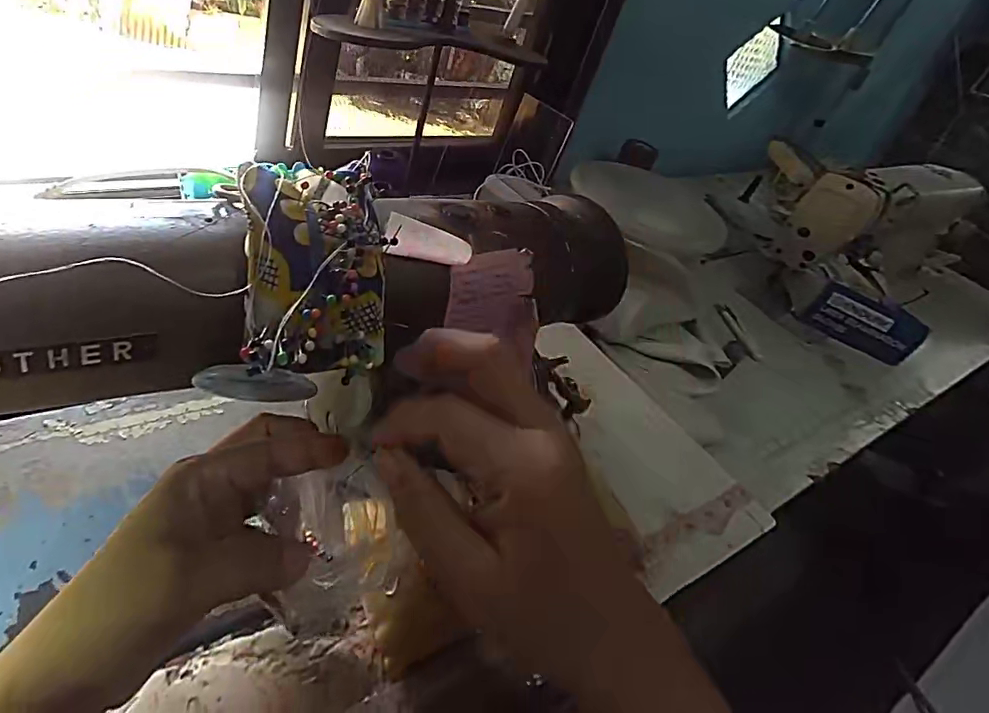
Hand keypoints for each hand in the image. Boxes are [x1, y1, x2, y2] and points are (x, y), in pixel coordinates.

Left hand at [0, 413, 346, 712]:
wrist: (71, 662)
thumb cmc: (126, 602)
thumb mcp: (190, 578)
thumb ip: (254, 559)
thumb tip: (309, 554)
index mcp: (200, 478)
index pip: (262, 448)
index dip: (305, 445)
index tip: (347, 450)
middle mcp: (206, 492)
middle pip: (262, 458)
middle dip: (300, 457)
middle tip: (342, 473)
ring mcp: (205, 526)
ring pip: (260, 499)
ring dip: (293, 501)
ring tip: (330, 517)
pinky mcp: (206, 559)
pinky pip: (253, 538)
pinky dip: (278, 542)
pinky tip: (297, 563)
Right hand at [372, 329, 727, 712]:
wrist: (614, 639)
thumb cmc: (539, 619)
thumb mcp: (468, 579)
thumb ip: (421, 509)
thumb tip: (385, 455)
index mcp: (523, 467)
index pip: (448, 414)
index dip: (402, 420)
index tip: (373, 442)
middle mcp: (544, 432)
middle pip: (490, 358)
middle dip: (438, 349)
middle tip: (395, 364)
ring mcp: (555, 431)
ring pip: (502, 366)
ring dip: (455, 360)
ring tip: (410, 372)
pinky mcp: (554, 440)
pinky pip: (509, 390)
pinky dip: (472, 382)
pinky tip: (443, 399)